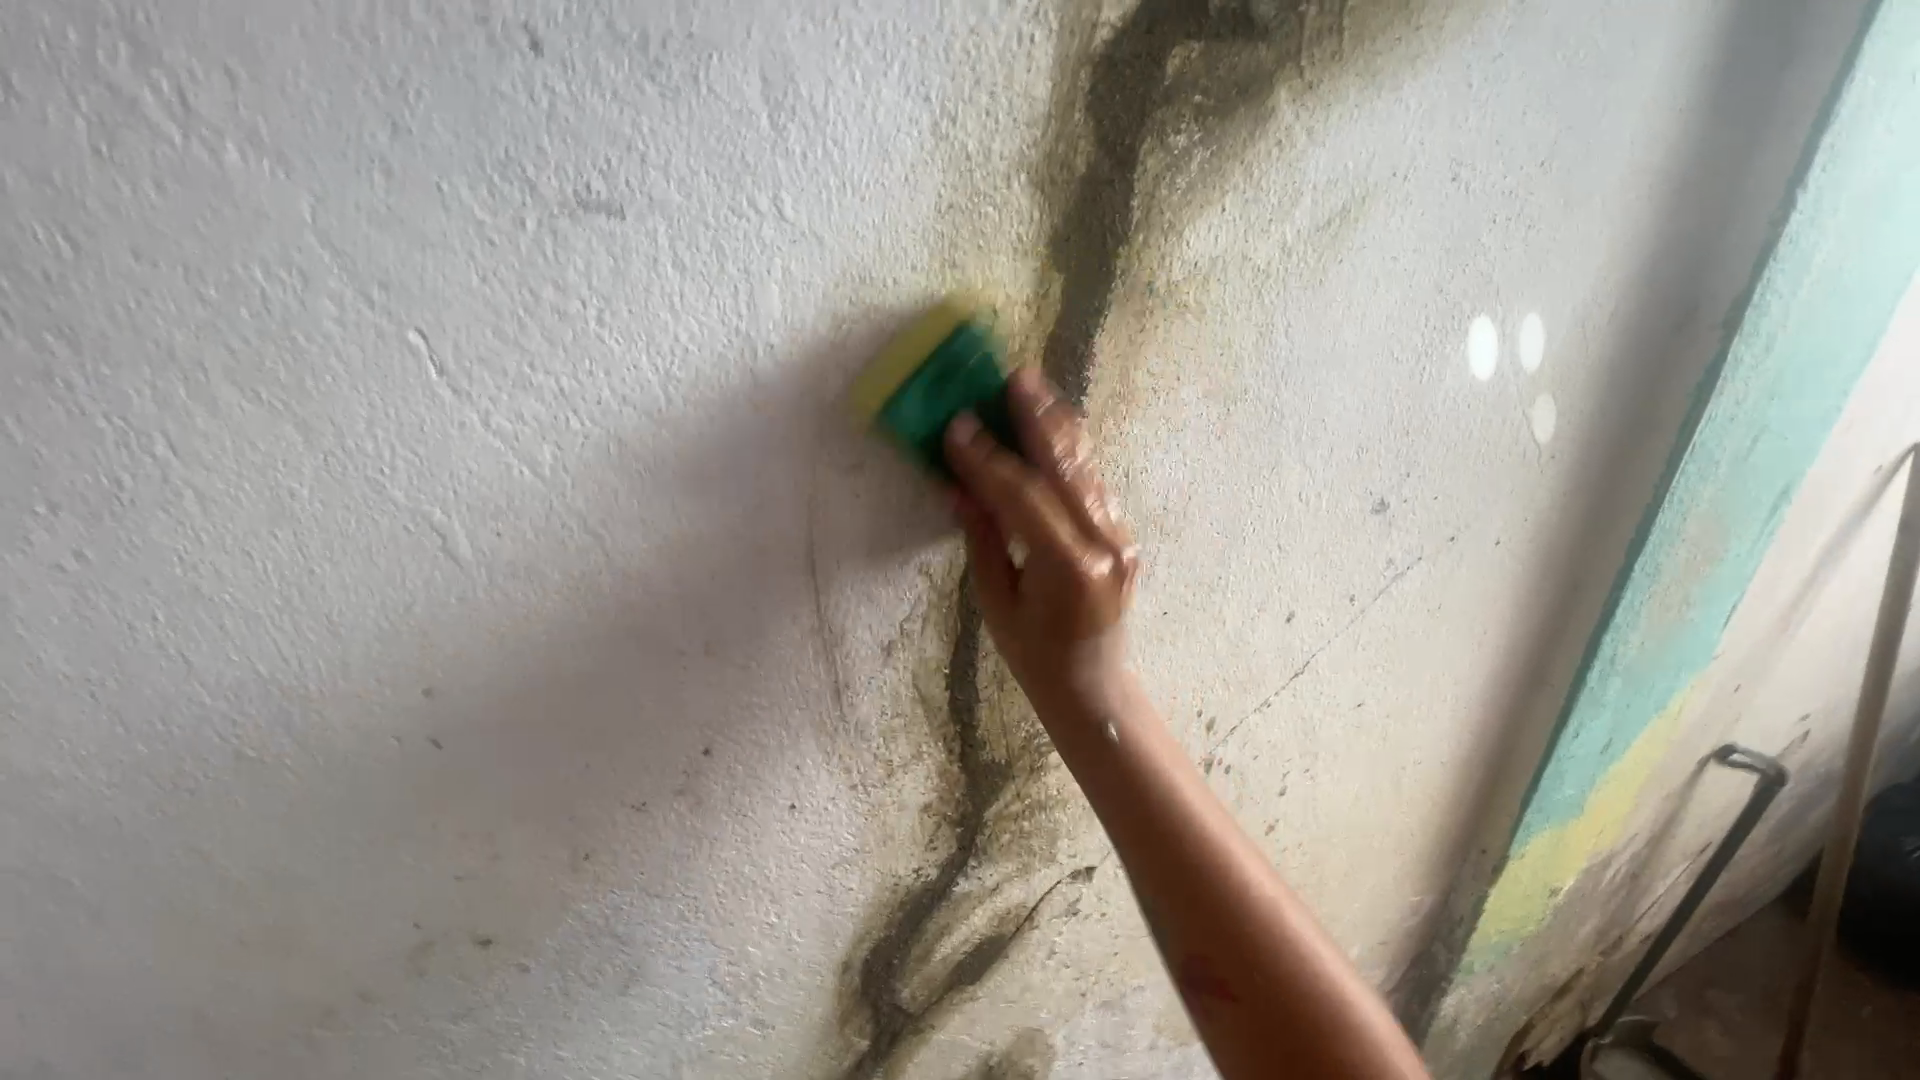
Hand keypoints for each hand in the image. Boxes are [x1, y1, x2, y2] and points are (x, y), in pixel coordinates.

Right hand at [943, 369, 1139, 719]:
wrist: (1094, 687)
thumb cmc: (1036, 657)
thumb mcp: (996, 603)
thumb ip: (984, 540)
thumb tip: (959, 486)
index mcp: (1070, 569)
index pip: (1023, 498)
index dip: (987, 459)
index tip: (959, 426)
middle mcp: (1105, 546)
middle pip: (1067, 469)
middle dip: (1038, 420)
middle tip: (1015, 377)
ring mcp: (1121, 539)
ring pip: (1088, 469)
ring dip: (1058, 427)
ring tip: (1035, 389)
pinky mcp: (1125, 537)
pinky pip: (1094, 486)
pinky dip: (1071, 454)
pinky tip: (1054, 429)